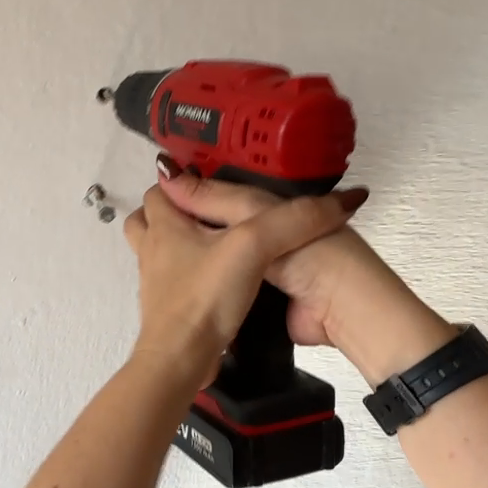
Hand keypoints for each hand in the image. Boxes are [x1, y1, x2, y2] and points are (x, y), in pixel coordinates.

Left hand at [123, 157, 367, 381]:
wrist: (183, 359)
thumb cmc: (206, 297)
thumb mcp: (253, 246)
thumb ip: (290, 219)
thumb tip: (342, 199)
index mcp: (164, 227)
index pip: (160, 190)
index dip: (180, 182)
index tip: (209, 181)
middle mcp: (153, 251)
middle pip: (148, 220)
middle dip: (171, 211)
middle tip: (205, 212)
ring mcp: (156, 282)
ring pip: (157, 252)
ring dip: (178, 245)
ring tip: (213, 244)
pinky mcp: (168, 310)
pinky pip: (172, 283)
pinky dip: (188, 277)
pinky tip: (218, 281)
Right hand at [154, 169, 403, 352]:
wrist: (343, 313)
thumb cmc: (315, 257)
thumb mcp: (259, 218)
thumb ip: (216, 199)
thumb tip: (165, 174)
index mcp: (271, 205)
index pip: (221, 191)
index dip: (191, 189)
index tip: (153, 189)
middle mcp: (265, 234)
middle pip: (216, 224)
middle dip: (187, 224)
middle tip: (145, 223)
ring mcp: (262, 269)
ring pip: (218, 256)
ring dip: (193, 255)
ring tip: (150, 250)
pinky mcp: (259, 300)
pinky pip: (226, 286)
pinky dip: (205, 283)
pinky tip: (175, 281)